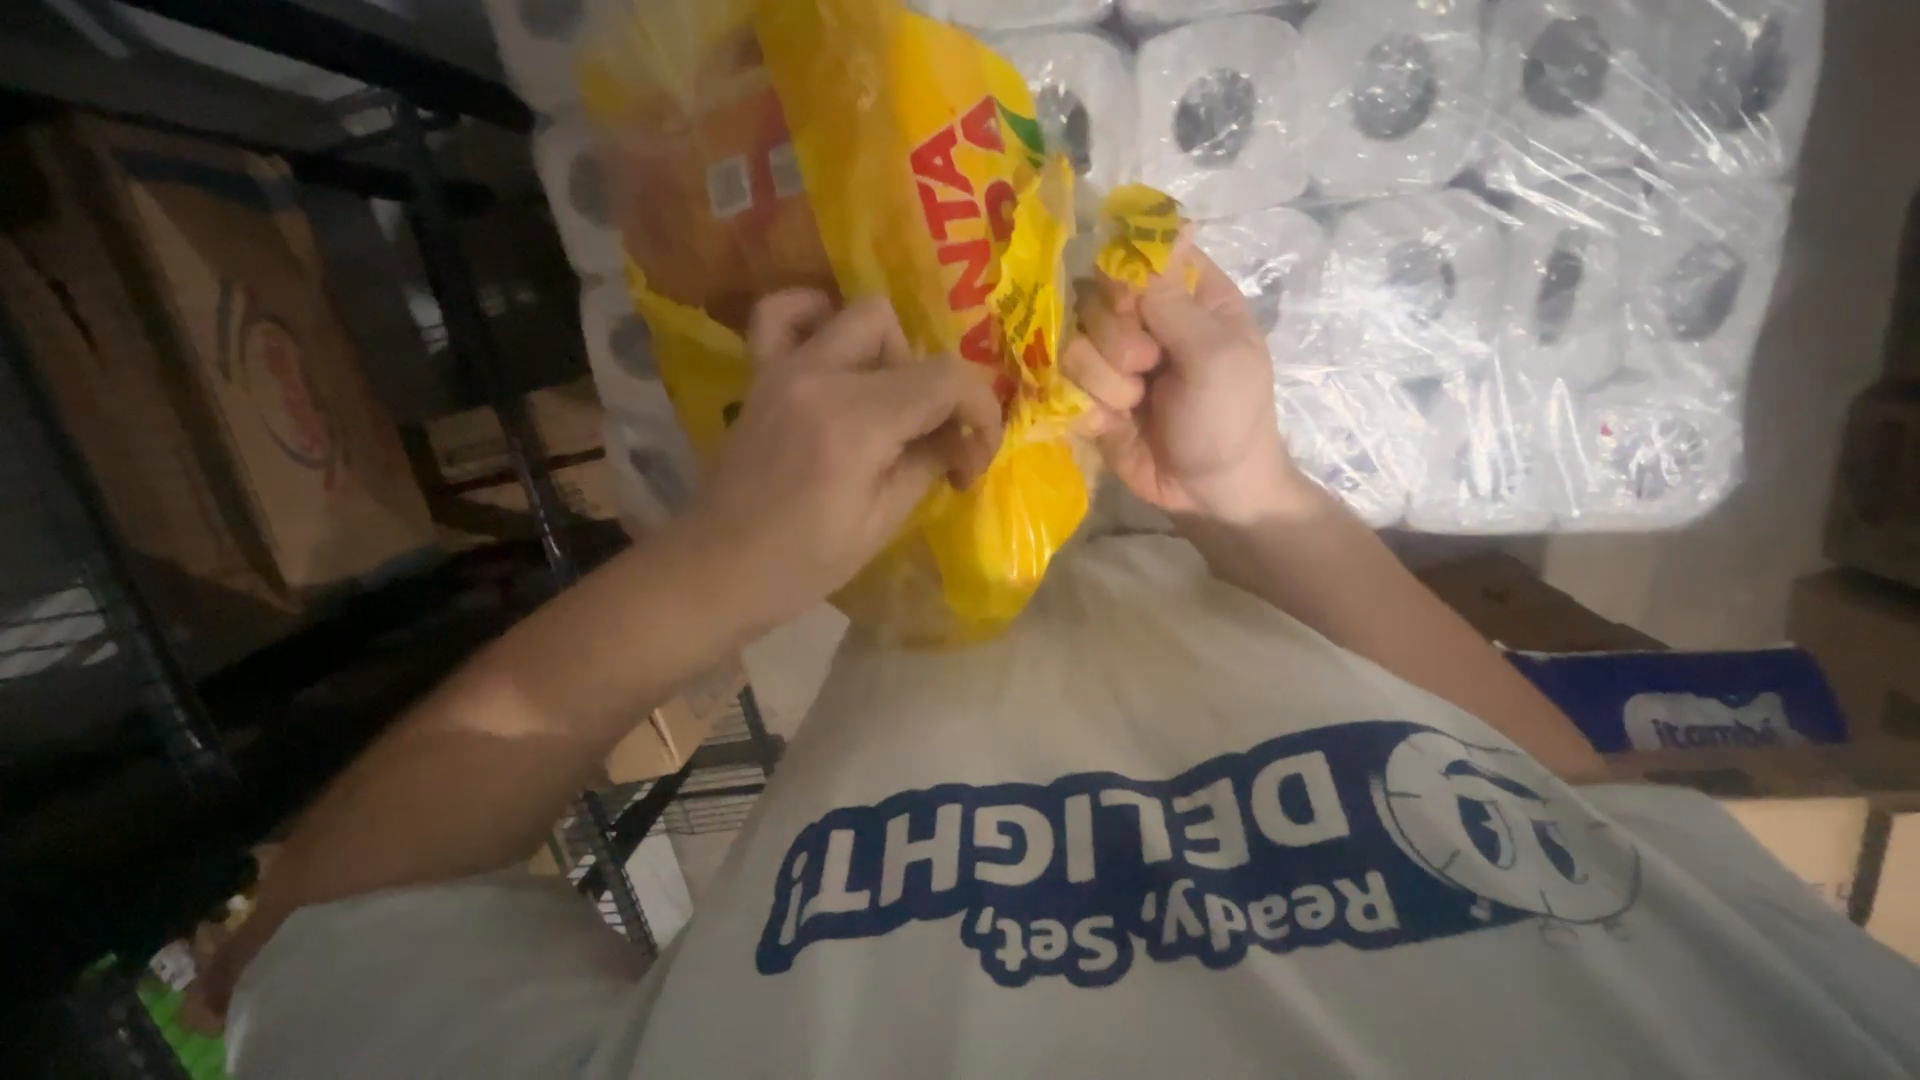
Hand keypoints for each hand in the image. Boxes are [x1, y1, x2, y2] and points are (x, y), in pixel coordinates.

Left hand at [679, 291, 1001, 624]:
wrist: (717, 570)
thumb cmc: (802, 564)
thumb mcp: (881, 524)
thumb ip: (927, 464)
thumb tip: (958, 438)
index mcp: (855, 422)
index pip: (946, 379)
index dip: (980, 413)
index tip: (973, 458)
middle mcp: (819, 377)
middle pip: (909, 340)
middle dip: (937, 386)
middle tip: (929, 437)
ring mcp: (783, 368)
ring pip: (859, 315)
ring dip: (890, 351)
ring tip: (887, 401)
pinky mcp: (760, 375)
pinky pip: (783, 313)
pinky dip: (816, 316)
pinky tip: (834, 351)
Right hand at [1064, 246, 1307, 524]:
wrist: (1210, 492)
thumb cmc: (1229, 419)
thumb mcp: (1216, 356)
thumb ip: (1172, 301)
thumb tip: (1148, 236)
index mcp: (1187, 295)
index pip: (1138, 254)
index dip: (1126, 277)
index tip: (1134, 307)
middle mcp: (1144, 319)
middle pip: (1093, 298)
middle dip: (1118, 342)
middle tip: (1150, 370)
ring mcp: (1112, 358)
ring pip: (1071, 342)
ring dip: (1105, 381)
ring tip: (1135, 405)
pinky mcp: (1088, 395)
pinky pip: (1061, 383)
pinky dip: (1087, 405)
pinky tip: (1112, 422)